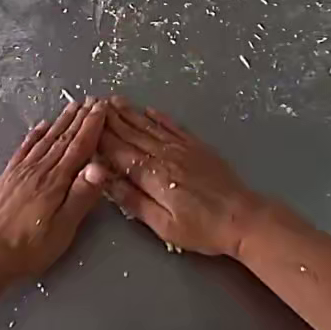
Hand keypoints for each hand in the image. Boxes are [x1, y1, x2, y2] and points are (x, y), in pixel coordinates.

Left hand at [0, 98, 109, 280]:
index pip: (80, 147)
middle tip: (93, 100)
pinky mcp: (9, 175)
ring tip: (73, 106)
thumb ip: (81, 196)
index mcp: (57, 181)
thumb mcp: (63, 228)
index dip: (92, 126)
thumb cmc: (31, 246)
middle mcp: (40, 169)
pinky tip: (41, 125)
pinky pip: (25, 148)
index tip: (103, 108)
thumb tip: (100, 165)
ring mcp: (22, 170)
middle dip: (80, 118)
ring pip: (46, 139)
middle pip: (64, 138)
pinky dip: (35, 134)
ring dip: (61, 121)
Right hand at [98, 98, 265, 255]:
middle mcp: (164, 156)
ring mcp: (182, 149)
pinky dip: (159, 117)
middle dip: (111, 119)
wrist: (244, 218)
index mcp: (152, 176)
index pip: (119, 152)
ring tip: (113, 100)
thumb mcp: (164, 225)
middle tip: (94, 104)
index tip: (86, 125)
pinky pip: (173, 127)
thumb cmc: (203, 229)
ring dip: (129, 113)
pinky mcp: (197, 147)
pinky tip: (148, 109)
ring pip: (149, 127)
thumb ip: (134, 202)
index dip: (101, 138)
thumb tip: (105, 182)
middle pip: (131, 134)